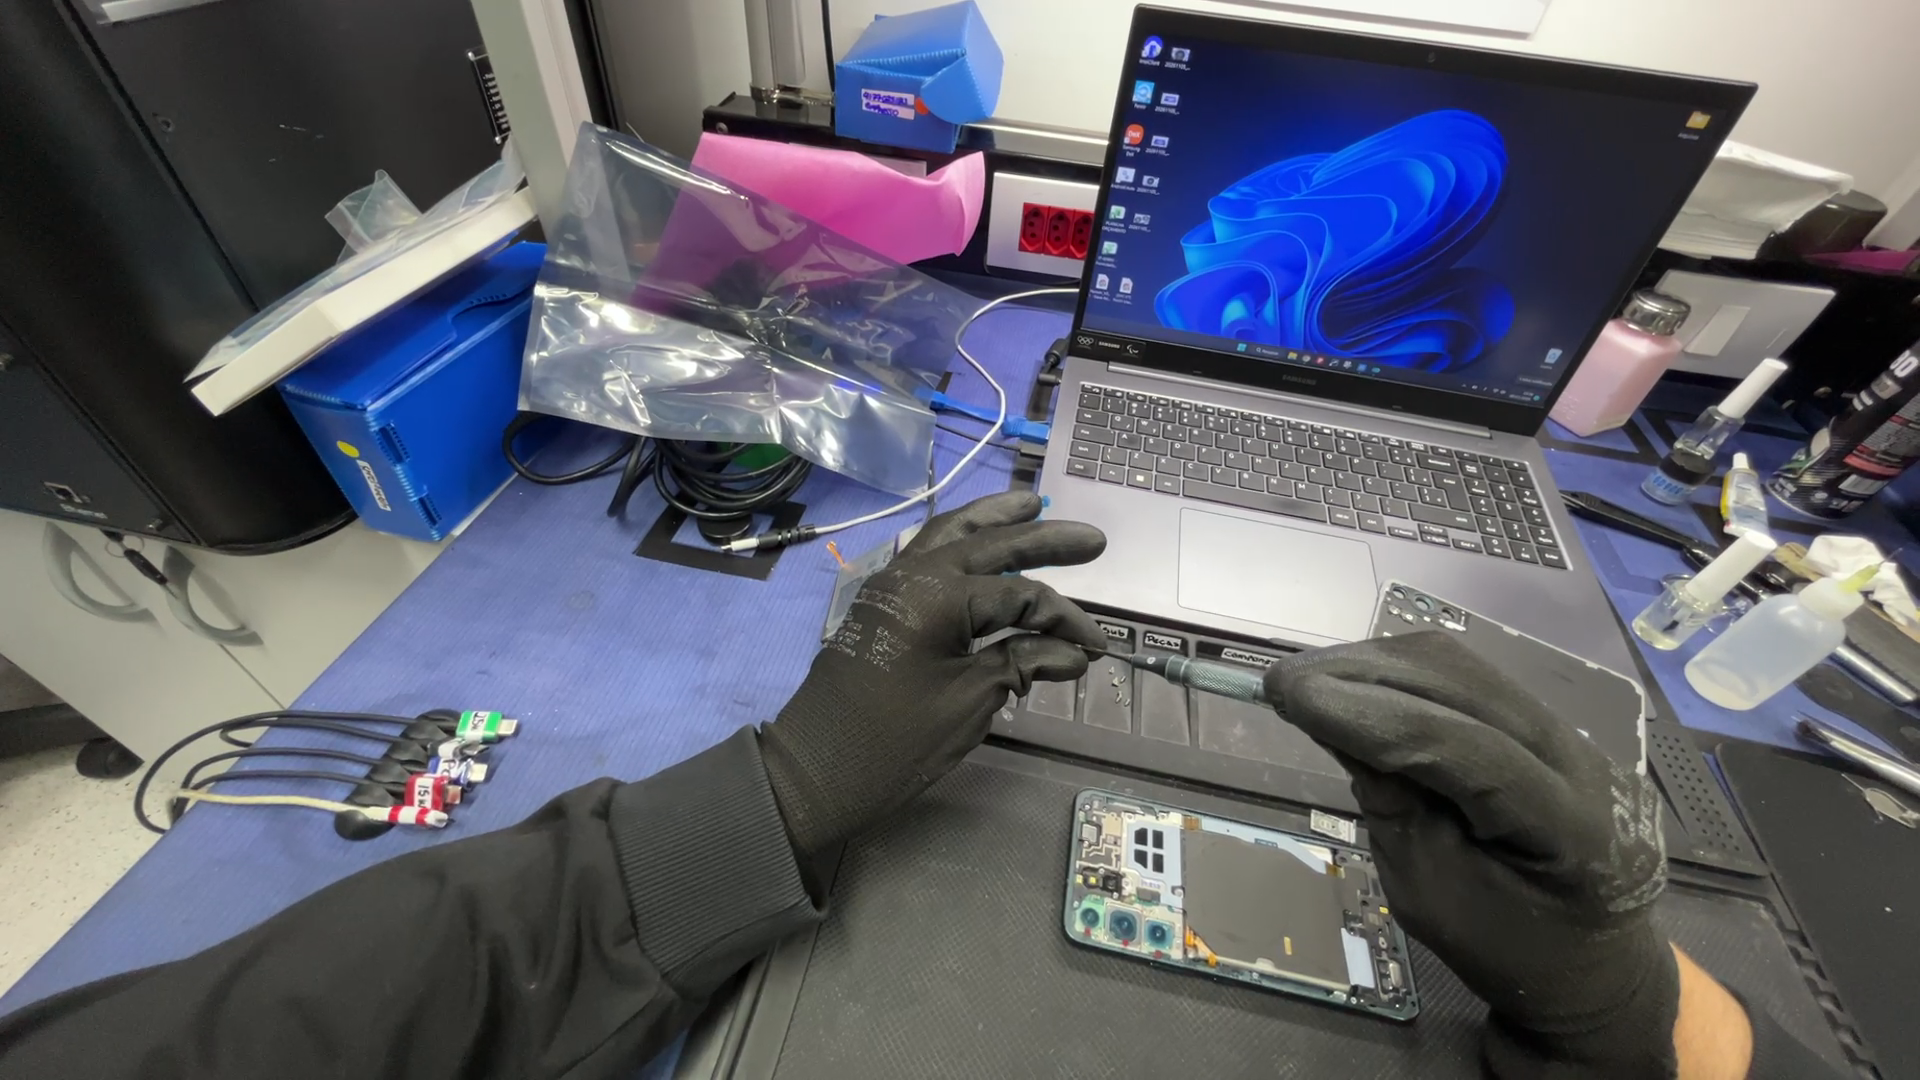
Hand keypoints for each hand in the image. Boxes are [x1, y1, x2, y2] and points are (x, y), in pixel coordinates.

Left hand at [761, 492, 1106, 863]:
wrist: (814, 769)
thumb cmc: (895, 742)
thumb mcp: (969, 702)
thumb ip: (1020, 662)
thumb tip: (1074, 652)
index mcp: (938, 595)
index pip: (1019, 595)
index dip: (1063, 620)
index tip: (1098, 646)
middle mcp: (914, 574)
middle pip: (988, 544)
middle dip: (1042, 538)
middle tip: (1092, 538)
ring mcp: (892, 584)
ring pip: (950, 535)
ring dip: (993, 521)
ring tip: (1030, 505)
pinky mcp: (883, 602)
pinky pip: (928, 556)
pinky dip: (960, 543)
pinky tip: (980, 542)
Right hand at [1263, 631, 1676, 1077]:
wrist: (1590, 961)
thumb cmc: (1507, 948)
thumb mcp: (1428, 895)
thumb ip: (1388, 808)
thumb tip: (1332, 726)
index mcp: (1569, 826)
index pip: (1460, 745)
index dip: (1364, 712)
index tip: (1283, 696)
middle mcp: (1577, 758)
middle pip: (1456, 682)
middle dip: (1356, 673)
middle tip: (1279, 682)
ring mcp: (1563, 729)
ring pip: (1453, 664)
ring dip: (1369, 663)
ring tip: (1306, 682)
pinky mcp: (1535, 716)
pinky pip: (1455, 671)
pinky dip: (1391, 668)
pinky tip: (1350, 684)